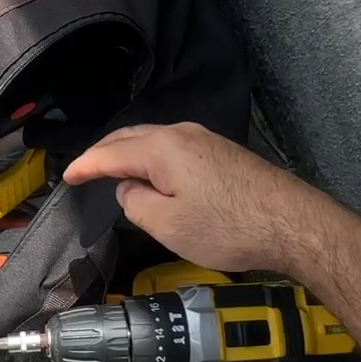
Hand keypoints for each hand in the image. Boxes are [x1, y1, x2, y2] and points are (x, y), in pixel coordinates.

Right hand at [63, 122, 333, 273]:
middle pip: (130, 137)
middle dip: (104, 152)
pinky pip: (173, 147)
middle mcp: (181, 134)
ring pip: (153, 140)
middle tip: (84, 170)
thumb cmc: (228, 227)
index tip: (67, 175)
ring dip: (128, 152)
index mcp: (162, 148)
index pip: (111, 152)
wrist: (293, 223)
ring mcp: (205, 139)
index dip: (85, 165)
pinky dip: (151, 156)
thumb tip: (129, 189)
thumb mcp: (168, 226)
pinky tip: (152, 172)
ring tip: (112, 169)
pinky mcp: (221, 151)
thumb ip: (136, 204)